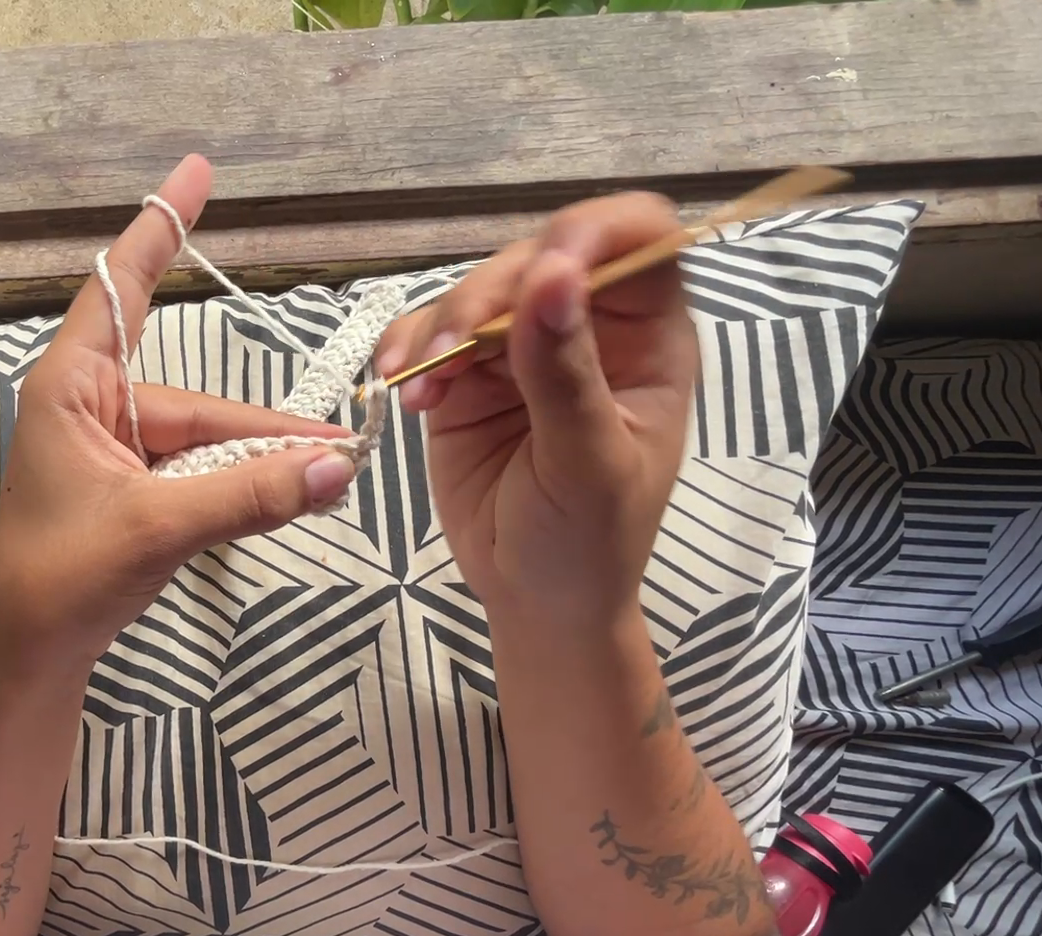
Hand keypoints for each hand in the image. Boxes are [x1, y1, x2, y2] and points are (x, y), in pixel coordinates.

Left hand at [0, 154, 359, 662]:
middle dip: (259, 430)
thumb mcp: (159, 527)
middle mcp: (91, 408)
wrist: (32, 651)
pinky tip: (277, 495)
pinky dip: (233, 484)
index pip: (121, 291)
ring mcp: (111, 451)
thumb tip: (336, 468)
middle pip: (191, 399)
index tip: (195, 172)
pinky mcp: (128, 489)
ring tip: (320, 479)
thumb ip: (248, 494)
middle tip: (335, 452)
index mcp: (70, 388)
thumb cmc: (64, 577)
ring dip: (254, 462)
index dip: (159, 230)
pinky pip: (192, 471)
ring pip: (199, 441)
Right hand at [376, 194, 699, 622]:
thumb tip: (551, 275)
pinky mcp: (460, 384)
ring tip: (417, 391)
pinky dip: (404, 354)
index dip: (593, 234)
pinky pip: (425, 341)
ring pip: (469, 297)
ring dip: (433, 331)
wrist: (531, 595)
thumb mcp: (586, 463)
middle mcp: (579, 333)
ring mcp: (514, 356)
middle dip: (482, 300)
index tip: (541, 271)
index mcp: (642, 342)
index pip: (635, 243)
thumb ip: (565, 374)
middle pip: (532, 262)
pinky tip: (398, 389)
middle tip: (446, 358)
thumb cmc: (586, 539)